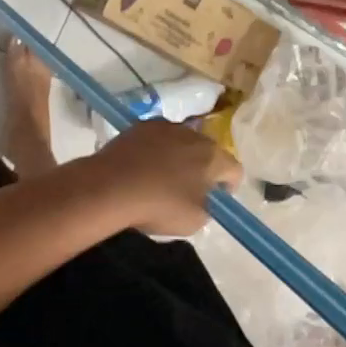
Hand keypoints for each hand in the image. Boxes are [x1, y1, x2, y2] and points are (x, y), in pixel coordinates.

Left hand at [92, 120, 242, 236]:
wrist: (110, 187)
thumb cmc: (158, 206)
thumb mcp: (194, 221)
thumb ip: (207, 207)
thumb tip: (202, 199)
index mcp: (213, 157)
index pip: (235, 169)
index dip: (230, 186)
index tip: (218, 199)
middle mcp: (194, 135)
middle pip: (208, 152)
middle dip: (204, 169)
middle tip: (190, 189)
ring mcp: (165, 126)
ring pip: (182, 143)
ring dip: (179, 157)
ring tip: (162, 177)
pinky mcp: (140, 126)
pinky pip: (156, 139)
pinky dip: (155, 151)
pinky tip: (142, 167)